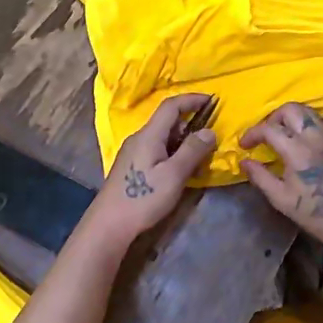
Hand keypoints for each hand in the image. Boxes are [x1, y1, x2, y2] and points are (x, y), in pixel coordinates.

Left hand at [81, 93, 217, 243]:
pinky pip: (156, 150)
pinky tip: (181, 170)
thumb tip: (209, 131)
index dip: (191, 99)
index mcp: (148, 135)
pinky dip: (173, 153)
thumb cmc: (143, 198)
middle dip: (190, 124)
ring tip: (200, 158)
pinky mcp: (132, 166)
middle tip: (210, 139)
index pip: (170, 106)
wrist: (110, 223)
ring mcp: (133, 152)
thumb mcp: (174, 175)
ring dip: (183, 141)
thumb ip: (192, 151)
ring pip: (162, 137)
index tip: (212, 100)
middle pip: (167, 121)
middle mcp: (139, 138)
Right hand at [241, 102, 322, 238]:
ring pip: (308, 111)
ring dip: (291, 117)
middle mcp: (313, 137)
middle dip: (273, 118)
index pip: (269, 129)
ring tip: (283, 133)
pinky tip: (305, 137)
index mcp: (296, 150)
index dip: (252, 134)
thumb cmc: (310, 210)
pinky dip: (311, 123)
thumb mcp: (279, 197)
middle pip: (290, 110)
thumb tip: (244, 162)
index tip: (244, 146)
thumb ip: (260, 176)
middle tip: (265, 134)